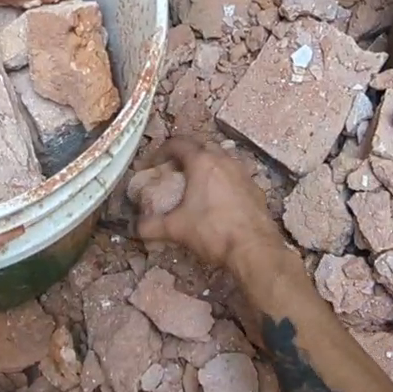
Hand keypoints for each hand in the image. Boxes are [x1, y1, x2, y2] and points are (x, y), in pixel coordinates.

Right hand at [133, 137, 291, 274]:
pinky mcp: (255, 187)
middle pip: (202, 144)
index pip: (178, 143)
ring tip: (196, 183)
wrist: (254, 249)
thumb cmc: (212, 231)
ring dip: (207, 164)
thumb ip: (152, 226)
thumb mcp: (176, 229)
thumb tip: (137, 227)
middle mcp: (224, 160)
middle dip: (186, 153)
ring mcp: (243, 172)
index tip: (154, 165)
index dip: (162, 151)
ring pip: (222, 157)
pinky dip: (223, 179)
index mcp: (202, 162)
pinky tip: (219, 199)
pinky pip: (235, 174)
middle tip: (175, 170)